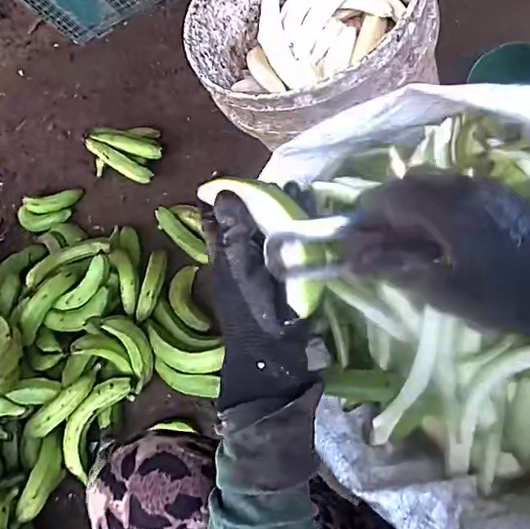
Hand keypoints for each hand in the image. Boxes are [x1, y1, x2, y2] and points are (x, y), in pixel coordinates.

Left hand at [204, 193, 315, 411]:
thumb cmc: (250, 308)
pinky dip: (299, 227)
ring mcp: (266, 266)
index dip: (221, 200)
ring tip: (297, 190)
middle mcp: (243, 257)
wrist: (275, 350)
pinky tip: (311, 214)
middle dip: (260, 200)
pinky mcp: (288, 274)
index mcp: (224, 254)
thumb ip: (232, 231)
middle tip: (278, 182)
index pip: (218, 220)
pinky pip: (291, 244)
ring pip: (271, 230)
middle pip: (248, 222)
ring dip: (282, 210)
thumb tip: (221, 191)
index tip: (230, 178)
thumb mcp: (238, 266)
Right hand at [346, 174, 529, 388]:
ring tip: (412, 232)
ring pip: (436, 180)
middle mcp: (465, 190)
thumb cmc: (506, 300)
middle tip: (382, 234)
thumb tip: (357, 263)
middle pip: (412, 181)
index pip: (394, 198)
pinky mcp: (502, 194)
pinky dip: (438, 200)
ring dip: (415, 200)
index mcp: (450, 213)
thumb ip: (400, 271)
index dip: (370, 213)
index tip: (357, 233)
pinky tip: (443, 227)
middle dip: (390, 204)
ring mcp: (487, 188)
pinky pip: (458, 186)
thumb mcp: (448, 293)